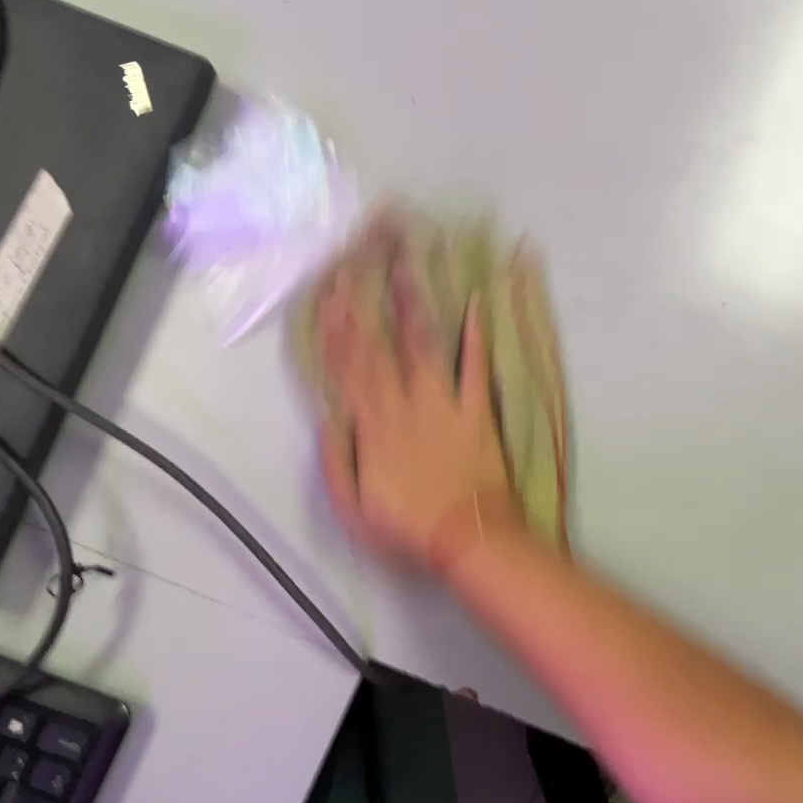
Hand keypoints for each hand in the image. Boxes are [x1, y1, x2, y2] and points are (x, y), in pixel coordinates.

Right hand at [318, 267, 518, 574]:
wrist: (469, 537)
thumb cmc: (407, 528)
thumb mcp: (351, 508)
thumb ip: (335, 459)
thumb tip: (326, 416)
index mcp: (372, 426)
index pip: (347, 369)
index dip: (335, 330)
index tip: (328, 295)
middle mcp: (404, 404)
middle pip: (378, 348)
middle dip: (361, 306)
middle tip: (352, 266)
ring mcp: (444, 403)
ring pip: (423, 345)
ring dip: (411, 305)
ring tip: (404, 268)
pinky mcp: (476, 409)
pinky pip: (476, 366)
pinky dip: (475, 334)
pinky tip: (474, 303)